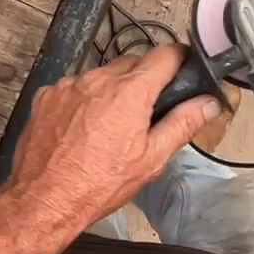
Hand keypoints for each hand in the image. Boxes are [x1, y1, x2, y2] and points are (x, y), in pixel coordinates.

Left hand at [4, 43, 220, 231]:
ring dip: (111, 91)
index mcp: (130, 92)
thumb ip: (183, 124)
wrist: (44, 199)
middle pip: (132, 63)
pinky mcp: (47, 95)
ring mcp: (69, 85)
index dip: (179, 59)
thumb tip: (209, 103)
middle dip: (143, 81)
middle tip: (145, 112)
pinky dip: (83, 100)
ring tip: (109, 126)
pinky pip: (74, 87)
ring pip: (101, 75)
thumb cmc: (99, 184)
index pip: (165, 55)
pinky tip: (82, 129)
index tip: (182, 68)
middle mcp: (98, 79)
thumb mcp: (151, 159)